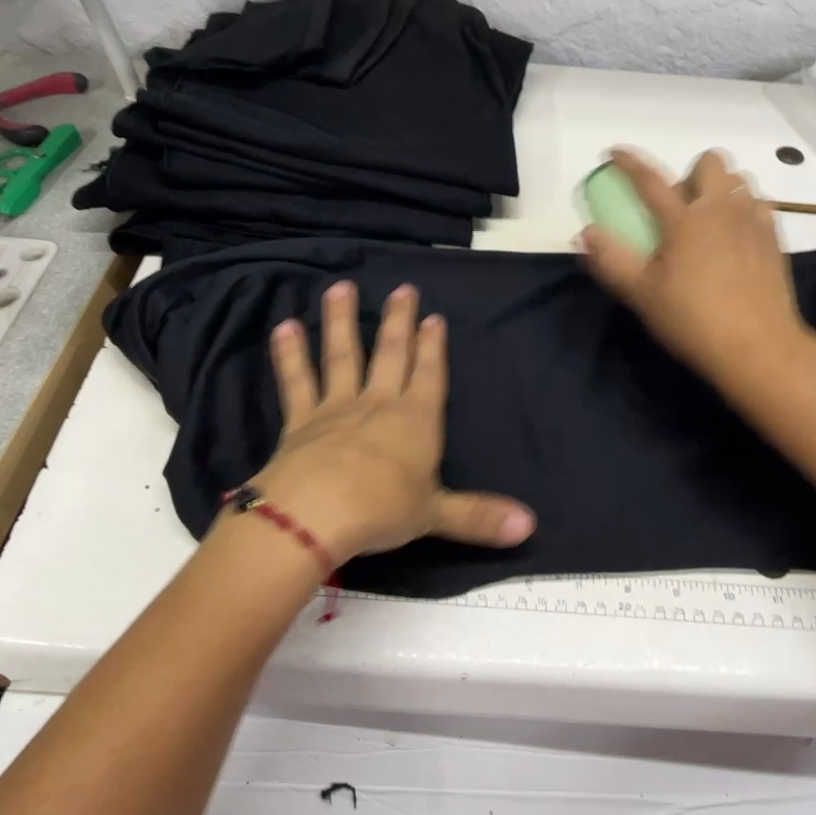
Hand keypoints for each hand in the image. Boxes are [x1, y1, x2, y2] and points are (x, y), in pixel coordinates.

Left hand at [248, 280, 535, 564]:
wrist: (316, 513)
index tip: (432, 316)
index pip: (429, 375)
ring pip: (342, 356)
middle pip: (391, 354)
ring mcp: (337, 408)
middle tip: (402, 289)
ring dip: (342, 321)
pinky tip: (284, 327)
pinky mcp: (300, 420)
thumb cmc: (384, 511)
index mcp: (417, 421)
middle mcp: (379, 404)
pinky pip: (296, 381)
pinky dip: (290, 354)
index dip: (433, 346)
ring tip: (340, 288)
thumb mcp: (437, 515)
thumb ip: (480, 517)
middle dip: (398, 321)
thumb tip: (530, 526)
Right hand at [580, 148, 815, 381]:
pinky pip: (759, 204)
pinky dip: (743, 209)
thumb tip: (586, 233)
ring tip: (708, 221)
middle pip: (710, 162)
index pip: (649, 180)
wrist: (759, 348)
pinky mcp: (774, 239)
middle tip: (677, 206)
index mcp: (684, 220)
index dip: (628, 162)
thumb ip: (611, 260)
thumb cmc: (693, 321)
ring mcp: (753, 221)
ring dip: (720, 189)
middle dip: (690, 172)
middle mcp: (721, 209)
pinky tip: (734, 237)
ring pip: (739, 179)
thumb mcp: (642, 295)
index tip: (614, 152)